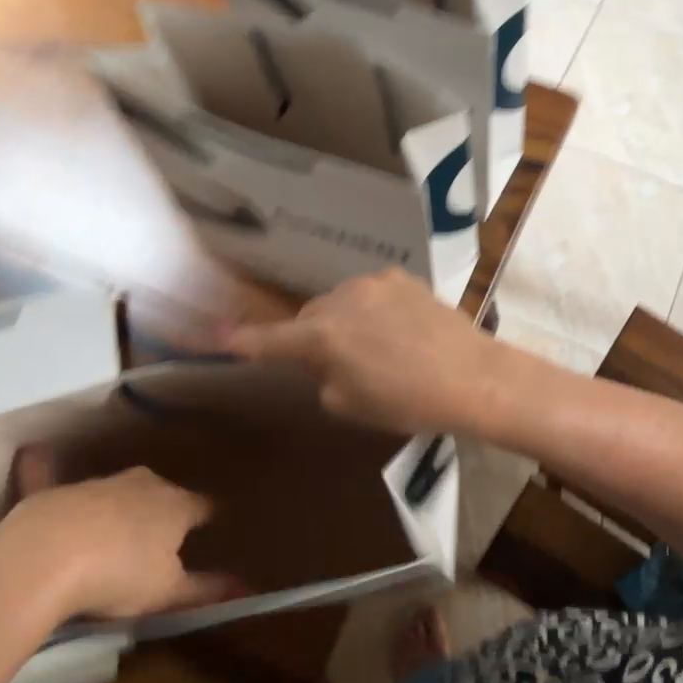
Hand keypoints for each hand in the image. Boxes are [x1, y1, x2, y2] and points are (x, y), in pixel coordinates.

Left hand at [0, 451, 232, 619]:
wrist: (43, 557)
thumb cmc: (118, 573)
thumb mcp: (165, 591)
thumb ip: (204, 589)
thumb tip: (246, 589)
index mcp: (177, 505)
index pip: (203, 506)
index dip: (206, 517)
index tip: (210, 525)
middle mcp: (144, 485)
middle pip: (161, 494)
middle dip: (162, 508)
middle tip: (157, 535)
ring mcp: (98, 484)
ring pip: (117, 491)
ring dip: (118, 504)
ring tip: (111, 529)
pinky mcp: (54, 492)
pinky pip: (50, 474)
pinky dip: (44, 465)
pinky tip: (32, 449)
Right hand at [226, 268, 496, 436]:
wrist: (471, 375)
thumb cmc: (408, 401)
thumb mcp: (350, 404)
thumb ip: (323, 377)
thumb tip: (324, 360)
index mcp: (322, 336)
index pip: (269, 340)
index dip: (240, 340)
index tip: (211, 335)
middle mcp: (343, 299)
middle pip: (309, 318)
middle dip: (311, 339)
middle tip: (333, 367)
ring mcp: (376, 283)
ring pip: (340, 303)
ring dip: (342, 322)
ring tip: (374, 350)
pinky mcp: (404, 277)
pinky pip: (371, 294)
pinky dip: (370, 311)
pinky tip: (396, 332)